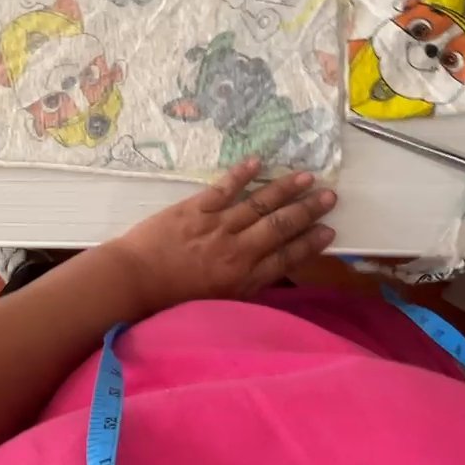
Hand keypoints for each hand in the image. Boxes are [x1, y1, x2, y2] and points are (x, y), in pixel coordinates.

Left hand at [107, 157, 337, 311]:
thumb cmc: (172, 297)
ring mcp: (216, 226)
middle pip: (280, 227)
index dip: (310, 244)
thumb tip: (271, 270)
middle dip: (307, 211)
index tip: (330, 231)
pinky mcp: (194, 209)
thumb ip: (245, 286)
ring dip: (285, 189)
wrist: (133, 281)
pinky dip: (241, 174)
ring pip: (258, 204)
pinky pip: (224, 188)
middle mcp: (236, 251)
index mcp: (243, 279)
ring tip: (307, 178)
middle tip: (331, 196)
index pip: (286, 258)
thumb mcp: (218, 303)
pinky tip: (258, 162)